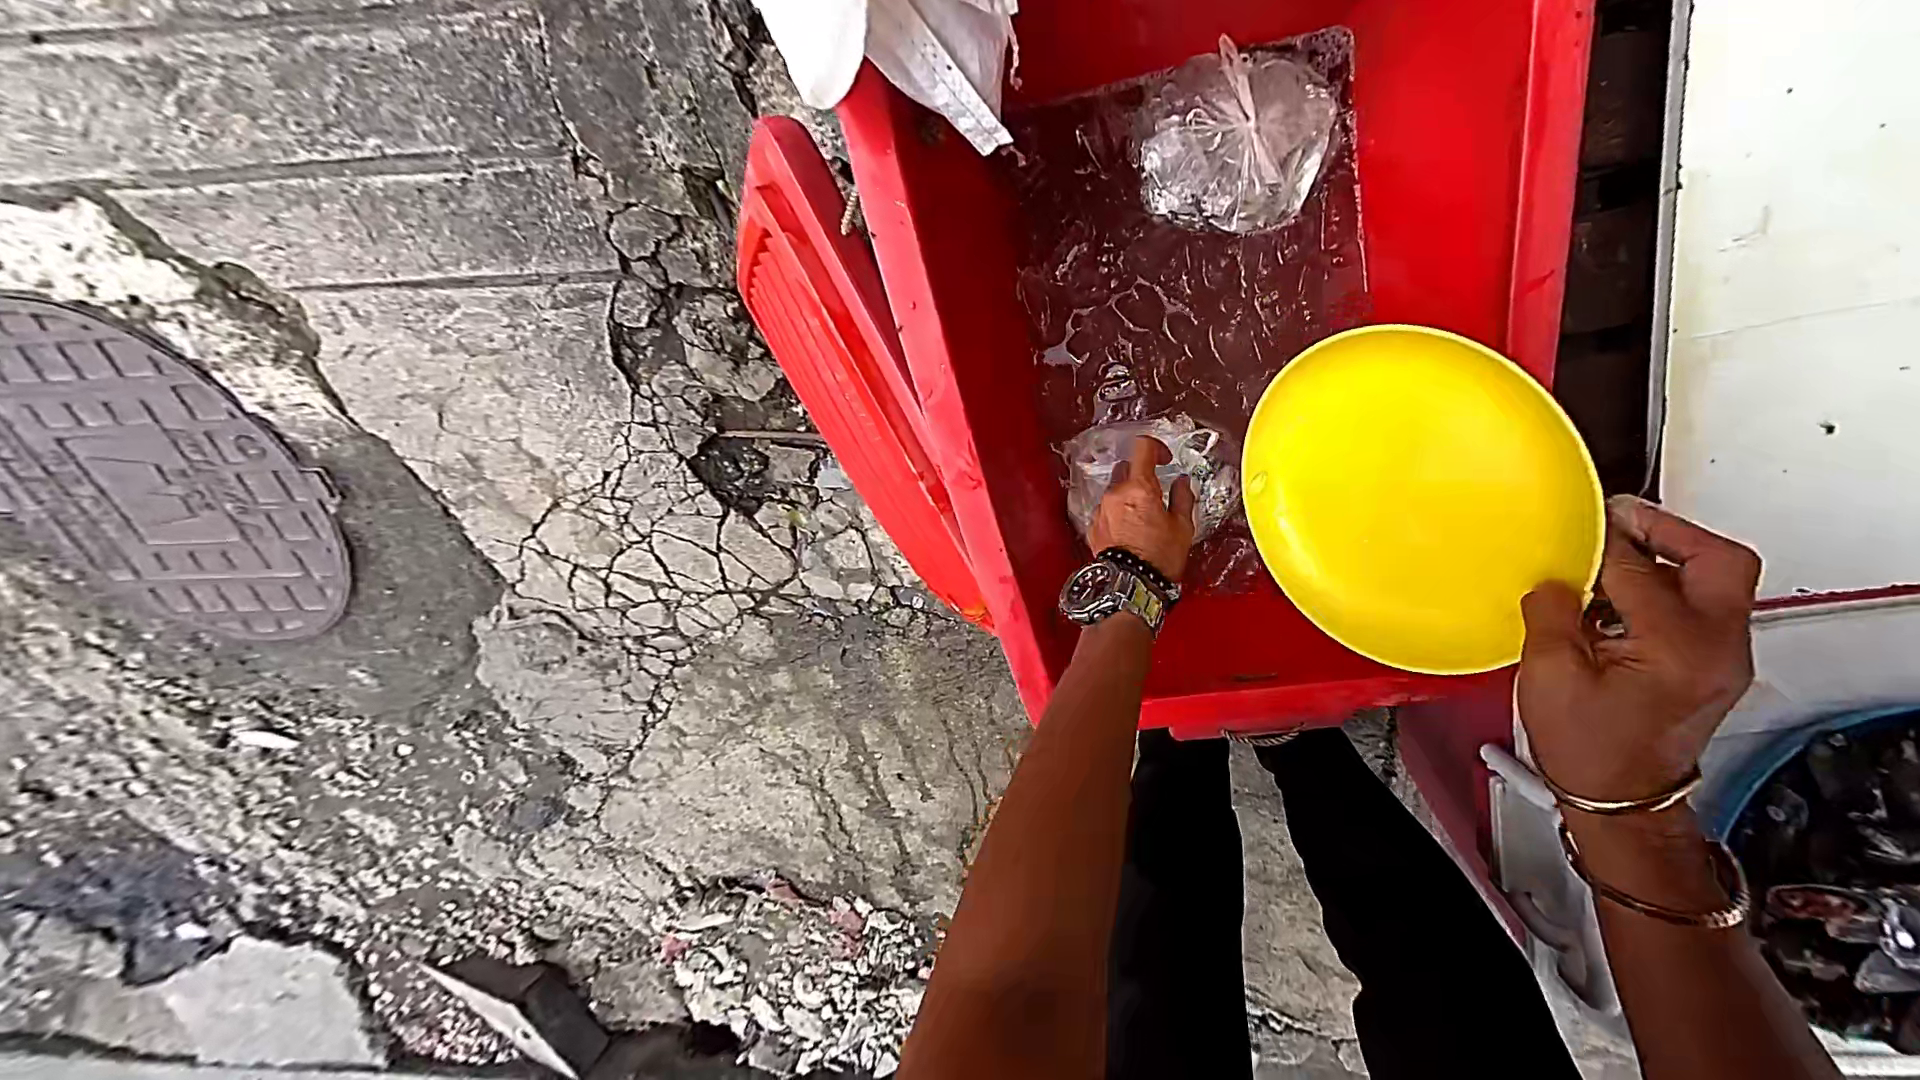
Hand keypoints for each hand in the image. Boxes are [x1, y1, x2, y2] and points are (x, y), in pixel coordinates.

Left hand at [1086, 436, 1196, 582]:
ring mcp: (1100, 510)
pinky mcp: (1092, 526)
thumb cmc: (1159, 558)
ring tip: (1142, 517)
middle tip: (1155, 493)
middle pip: (1126, 469)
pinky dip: (1117, 513)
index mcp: (1139, 488)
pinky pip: (1105, 510)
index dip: (1155, 447)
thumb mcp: (1182, 526)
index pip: (1142, 448)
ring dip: (1127, 496)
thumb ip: (1182, 498)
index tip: (1164, 458)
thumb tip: (1182, 483)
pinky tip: (1129, 529)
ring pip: (1114, 491)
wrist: (1131, 585)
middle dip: (1141, 476)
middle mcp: (1115, 494)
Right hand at [1518, 495, 1762, 800]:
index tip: (1574, 528)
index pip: (1641, 572)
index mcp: (1677, 648)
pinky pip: (1700, 605)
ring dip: (1666, 555)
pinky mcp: (1712, 663)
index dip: (1601, 546)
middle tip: (1620, 517)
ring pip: (1717, 580)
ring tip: (1613, 548)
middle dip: (1667, 530)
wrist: (1619, 792)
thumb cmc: (1586, 744)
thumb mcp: (1548, 673)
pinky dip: (1662, 584)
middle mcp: (1718, 648)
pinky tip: (1617, 589)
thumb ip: (1551, 614)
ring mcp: (1723, 656)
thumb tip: (1552, 580)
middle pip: (1719, 561)